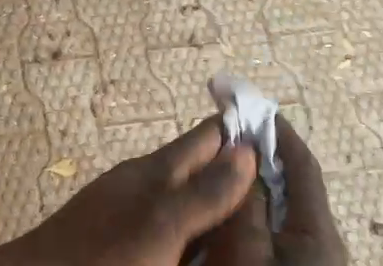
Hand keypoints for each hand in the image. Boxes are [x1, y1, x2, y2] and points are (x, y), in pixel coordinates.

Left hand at [0, 118, 258, 265]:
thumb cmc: (102, 255)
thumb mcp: (159, 225)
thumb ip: (200, 193)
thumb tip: (245, 149)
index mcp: (156, 172)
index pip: (207, 137)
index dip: (240, 129)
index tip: (278, 132)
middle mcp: (145, 182)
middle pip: (199, 164)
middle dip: (236, 165)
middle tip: (280, 181)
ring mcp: (132, 207)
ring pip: (185, 192)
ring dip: (217, 197)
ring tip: (255, 211)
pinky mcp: (126, 233)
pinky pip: (172, 218)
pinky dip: (196, 223)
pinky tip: (207, 240)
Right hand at [201, 117, 346, 265]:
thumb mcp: (246, 248)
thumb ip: (246, 201)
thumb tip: (242, 155)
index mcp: (319, 229)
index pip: (304, 165)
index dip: (279, 130)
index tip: (249, 104)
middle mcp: (325, 236)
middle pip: (296, 182)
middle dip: (263, 153)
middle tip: (229, 132)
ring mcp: (317, 253)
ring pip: (288, 203)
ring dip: (260, 179)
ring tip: (227, 162)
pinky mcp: (304, 264)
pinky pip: (284, 223)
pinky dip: (261, 204)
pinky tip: (236, 202)